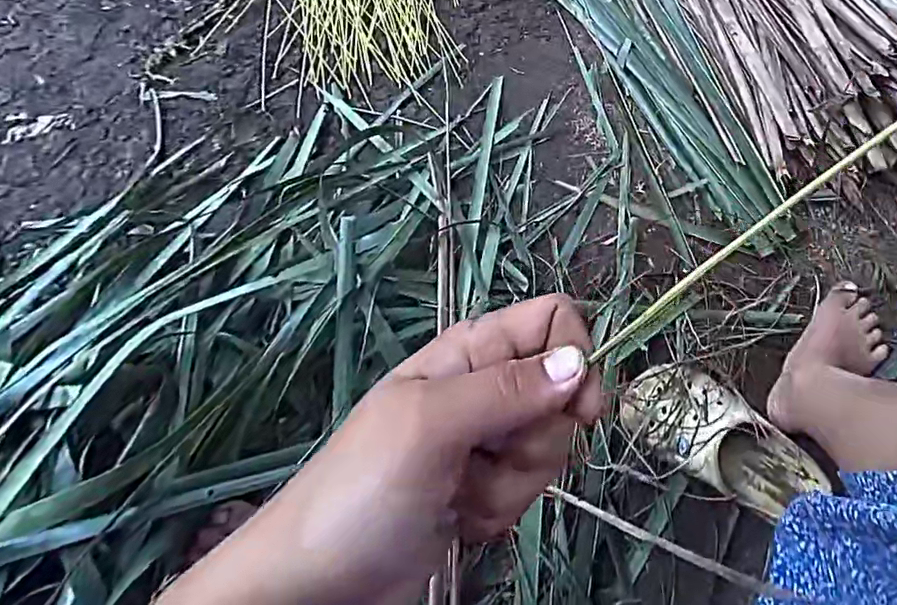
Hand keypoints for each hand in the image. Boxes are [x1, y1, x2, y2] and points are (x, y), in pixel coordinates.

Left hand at [162, 294, 604, 604]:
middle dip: (538, 435)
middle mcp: (489, 383)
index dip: (575, 353)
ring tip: (460, 492)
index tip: (579, 406)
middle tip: (489, 453)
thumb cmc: (364, 487)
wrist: (316, 586)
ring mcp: (490, 436)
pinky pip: (530, 486)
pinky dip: (501, 509)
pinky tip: (459, 517)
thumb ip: (508, 389)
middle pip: (563, 388)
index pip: (554, 319)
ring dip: (514, 481)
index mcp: (475, 347)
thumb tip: (580, 363)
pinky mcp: (489, 484)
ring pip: (551, 442)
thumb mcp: (432, 424)